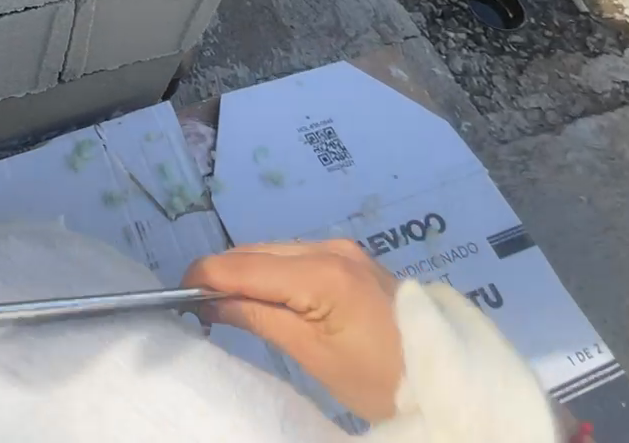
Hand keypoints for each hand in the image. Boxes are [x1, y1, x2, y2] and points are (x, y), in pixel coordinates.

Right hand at [182, 240, 403, 422]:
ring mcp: (341, 247)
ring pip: (273, 251)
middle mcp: (328, 246)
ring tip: (224, 302)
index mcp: (320, 271)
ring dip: (246, 272)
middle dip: (222, 273)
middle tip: (197, 305)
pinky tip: (262, 294)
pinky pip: (295, 256)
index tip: (177, 294)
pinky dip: (271, 271)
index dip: (205, 275)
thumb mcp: (313, 355)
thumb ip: (256, 318)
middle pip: (256, 252)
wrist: (451, 382)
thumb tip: (208, 303)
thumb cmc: (382, 381)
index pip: (244, 265)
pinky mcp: (350, 257)